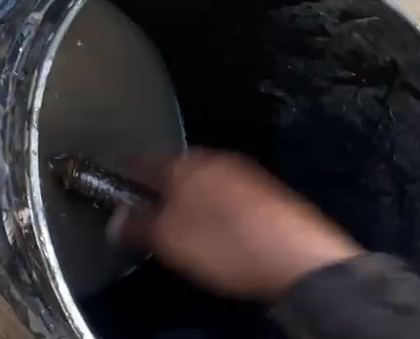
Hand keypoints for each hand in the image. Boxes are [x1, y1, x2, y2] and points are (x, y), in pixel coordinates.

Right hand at [111, 151, 362, 300]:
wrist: (305, 262)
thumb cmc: (223, 245)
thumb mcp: (168, 242)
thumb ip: (135, 227)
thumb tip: (113, 221)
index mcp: (176, 163)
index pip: (136, 161)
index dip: (124, 178)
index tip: (119, 195)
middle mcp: (207, 157)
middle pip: (172, 169)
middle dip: (163, 188)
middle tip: (158, 215)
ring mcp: (243, 171)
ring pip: (204, 180)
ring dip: (195, 197)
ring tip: (194, 226)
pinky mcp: (272, 191)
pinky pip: (233, 194)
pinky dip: (224, 207)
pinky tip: (229, 230)